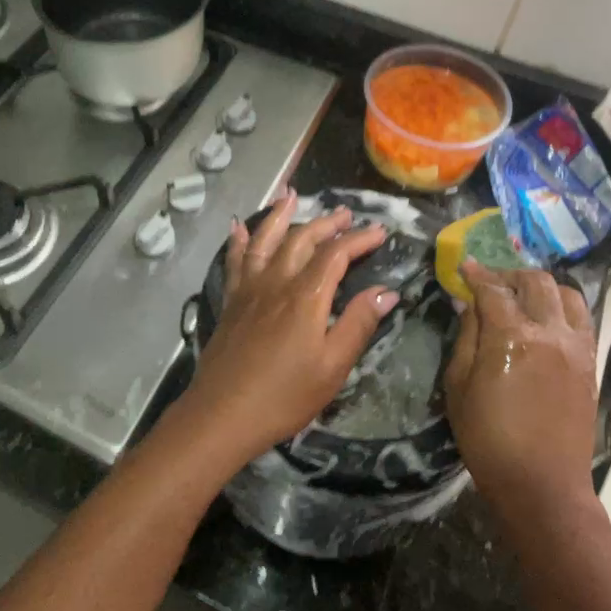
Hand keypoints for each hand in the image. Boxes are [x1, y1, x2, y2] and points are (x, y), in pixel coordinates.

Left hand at [179, 191, 400, 465]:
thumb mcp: (333, 366)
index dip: (359, 239)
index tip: (380, 231)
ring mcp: (249, 288)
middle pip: (302, 240)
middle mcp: (276, 281)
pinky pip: (235, 260)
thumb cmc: (286, 396)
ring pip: (265, 240)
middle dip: (326, 224)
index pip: (336, 254)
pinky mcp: (231, 300)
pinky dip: (239, 240)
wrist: (223, 412)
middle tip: (346, 214)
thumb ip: (358, 324)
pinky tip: (239, 227)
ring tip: (291, 197)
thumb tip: (386, 291)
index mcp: (306, 296)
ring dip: (280, 216)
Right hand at [445, 263, 597, 508]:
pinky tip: (546, 320)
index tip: (464, 267)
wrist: (542, 485)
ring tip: (523, 297)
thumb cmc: (488, 438)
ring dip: (542, 288)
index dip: (476, 274)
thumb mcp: (458, 385)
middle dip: (510, 275)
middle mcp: (550, 333)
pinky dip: (563, 309)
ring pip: (567, 294)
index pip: (493, 289)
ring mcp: (576, 348)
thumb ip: (466, 337)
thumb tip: (470, 305)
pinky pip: (582, 319)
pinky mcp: (590, 364)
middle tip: (491, 282)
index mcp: (512, 337)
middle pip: (535, 282)